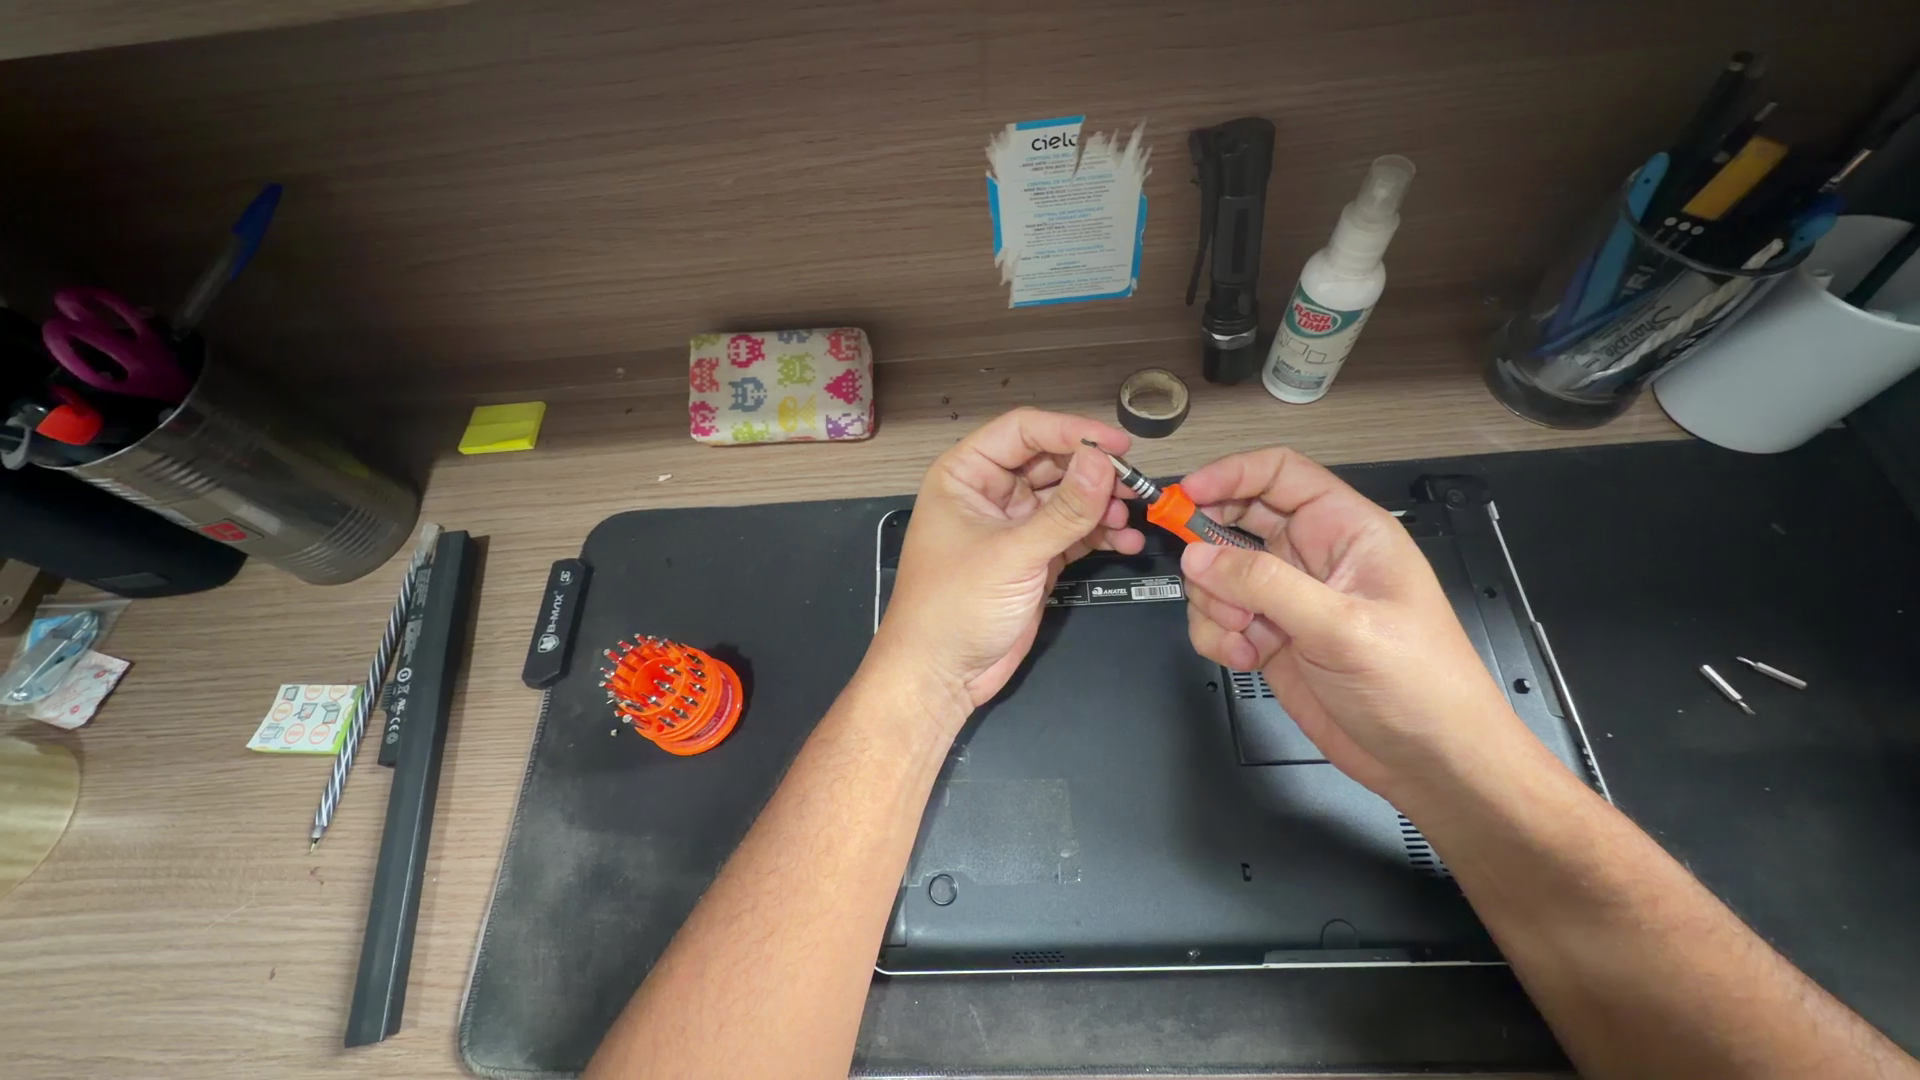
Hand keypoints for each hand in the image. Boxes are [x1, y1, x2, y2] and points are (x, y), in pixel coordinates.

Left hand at [874, 408, 1143, 720]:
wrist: (940, 675)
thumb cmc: (952, 610)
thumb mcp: (1012, 555)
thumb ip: (1063, 511)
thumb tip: (1103, 463)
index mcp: (964, 475)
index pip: (1022, 431)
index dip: (1071, 431)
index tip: (1116, 444)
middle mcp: (988, 494)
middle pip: (1051, 463)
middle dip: (1093, 473)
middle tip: (1133, 485)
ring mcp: (1013, 527)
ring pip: (1066, 499)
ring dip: (1100, 506)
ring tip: (1129, 519)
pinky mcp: (1032, 558)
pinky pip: (1072, 533)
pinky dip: (1099, 535)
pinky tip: (1124, 542)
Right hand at [1176, 447, 1535, 801]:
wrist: (1429, 761)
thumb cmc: (1421, 685)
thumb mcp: (1342, 626)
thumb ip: (1265, 584)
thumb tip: (1200, 556)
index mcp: (1346, 531)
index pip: (1279, 475)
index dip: (1230, 474)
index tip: (1186, 495)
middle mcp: (1312, 557)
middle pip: (1236, 520)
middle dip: (1207, 544)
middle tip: (1193, 567)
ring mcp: (1286, 599)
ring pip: (1217, 574)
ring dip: (1213, 603)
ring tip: (1244, 633)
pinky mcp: (1268, 637)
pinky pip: (1216, 619)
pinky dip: (1215, 637)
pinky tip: (1246, 657)